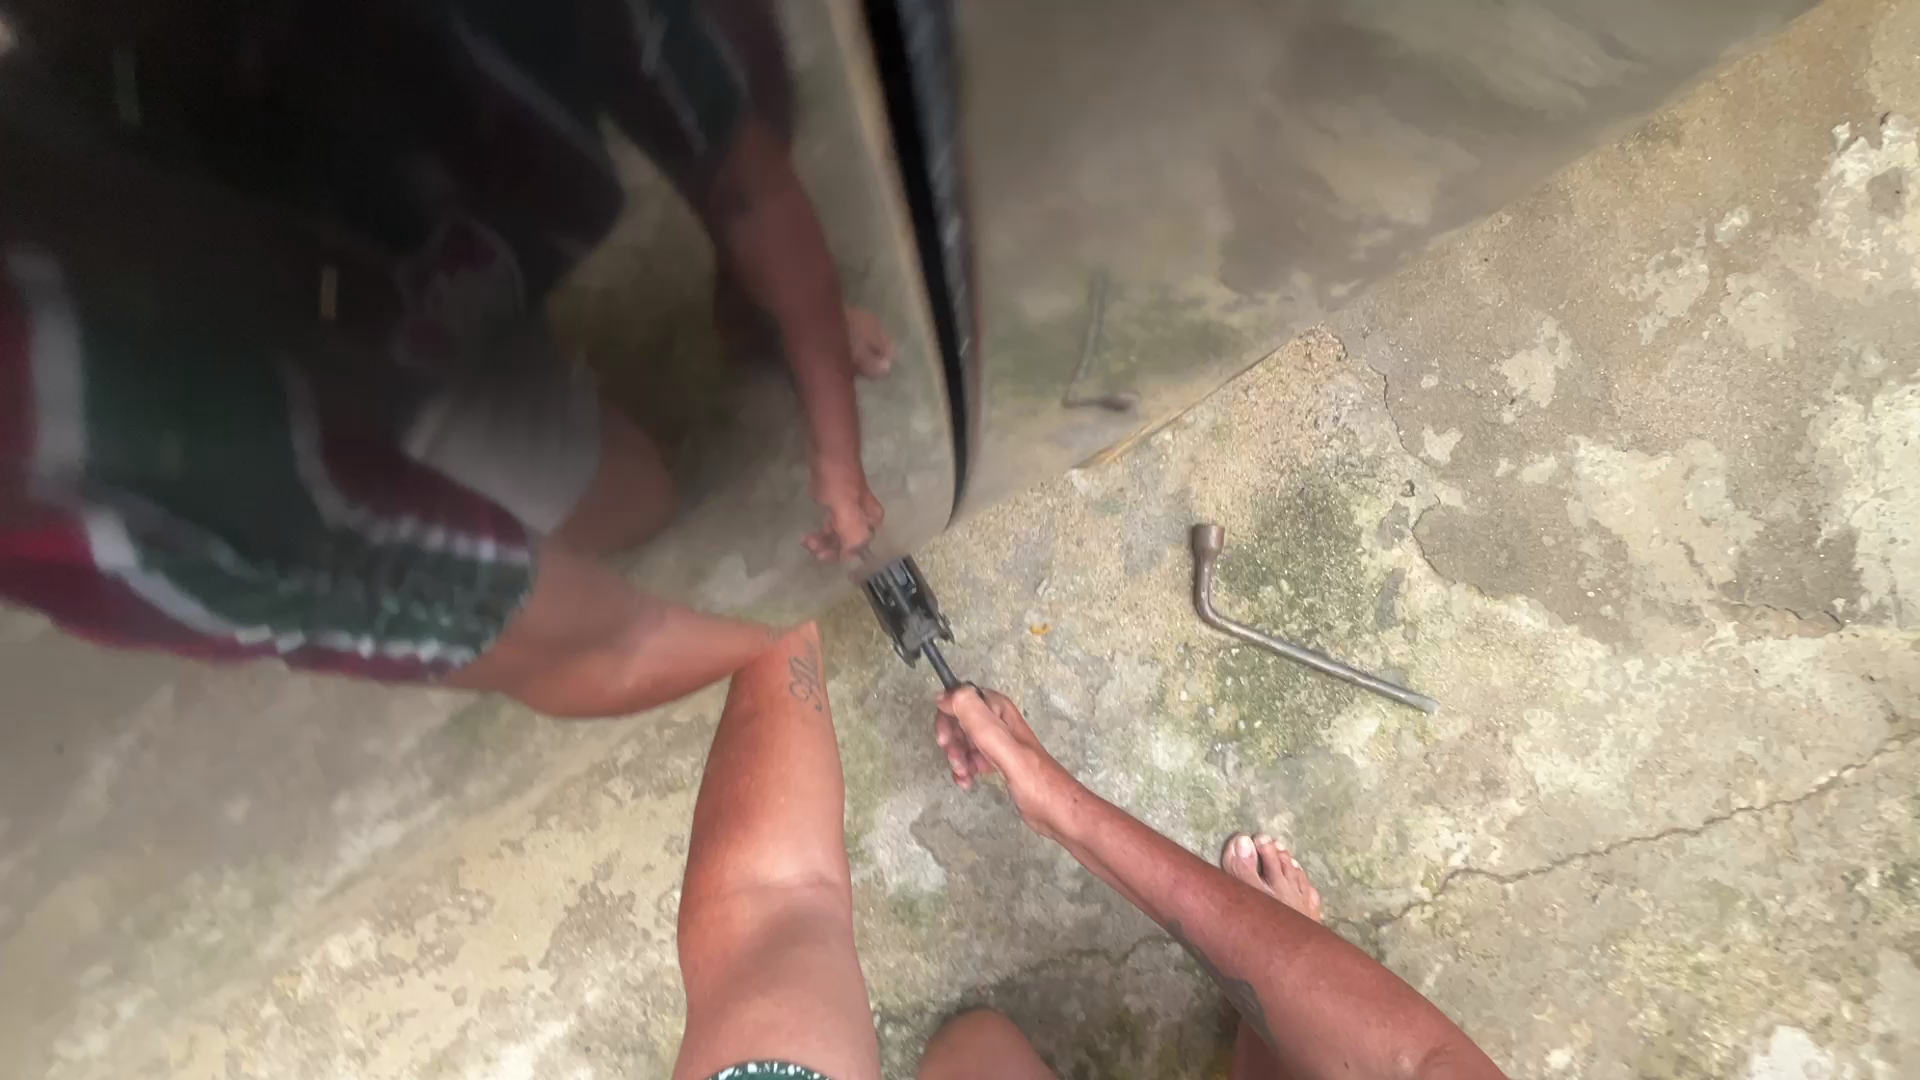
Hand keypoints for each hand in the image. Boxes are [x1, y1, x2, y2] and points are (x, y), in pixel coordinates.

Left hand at [804, 461, 883, 561]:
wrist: (828, 452)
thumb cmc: (838, 481)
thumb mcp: (847, 510)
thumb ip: (852, 536)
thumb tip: (849, 556)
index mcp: (870, 521)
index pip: (858, 548)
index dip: (840, 554)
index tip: (820, 554)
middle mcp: (863, 518)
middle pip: (848, 542)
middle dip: (829, 548)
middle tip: (809, 545)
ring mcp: (848, 509)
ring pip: (838, 534)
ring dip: (823, 541)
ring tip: (806, 540)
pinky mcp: (834, 502)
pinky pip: (830, 524)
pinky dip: (822, 531)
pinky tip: (811, 533)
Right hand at [934, 687, 1084, 839]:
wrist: (1058, 812)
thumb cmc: (1037, 782)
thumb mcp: (1004, 748)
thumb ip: (979, 721)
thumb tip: (949, 695)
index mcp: (1000, 710)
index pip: (962, 697)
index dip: (948, 715)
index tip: (946, 740)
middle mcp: (998, 721)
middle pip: (958, 719)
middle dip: (951, 740)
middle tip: (956, 760)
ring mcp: (997, 742)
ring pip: (962, 740)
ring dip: (956, 757)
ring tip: (963, 775)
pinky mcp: (997, 761)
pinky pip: (970, 757)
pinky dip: (963, 769)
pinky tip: (966, 782)